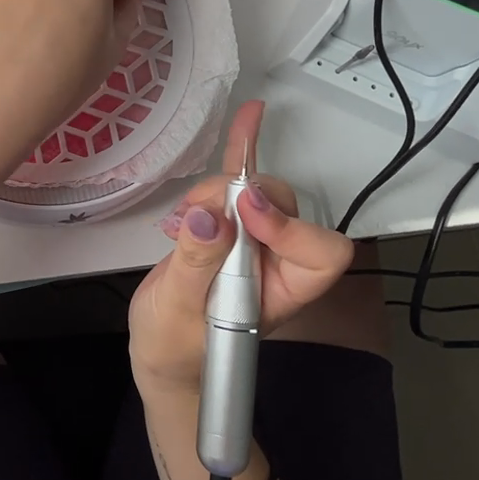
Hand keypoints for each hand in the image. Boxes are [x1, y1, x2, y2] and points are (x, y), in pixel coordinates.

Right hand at [127, 100, 356, 388]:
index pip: (319, 253)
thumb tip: (208, 216)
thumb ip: (195, 263)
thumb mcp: (178, 308)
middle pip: (285, 210)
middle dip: (242, 198)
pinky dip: (238, 159)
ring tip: (182, 216)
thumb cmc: (173, 344)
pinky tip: (243, 126)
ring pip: (256, 196)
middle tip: (196, 211)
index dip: (288, 226)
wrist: (160, 353)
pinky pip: (237, 191)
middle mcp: (276, 264)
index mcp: (282, 292)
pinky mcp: (227, 232)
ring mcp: (252, 246)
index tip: (242, 215)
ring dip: (219, 191)